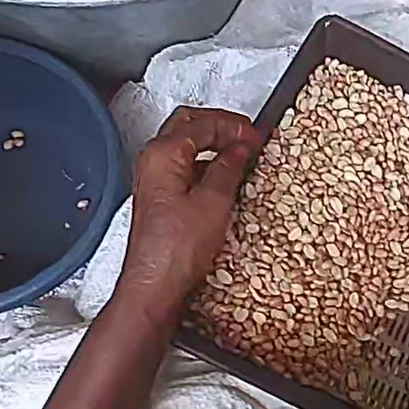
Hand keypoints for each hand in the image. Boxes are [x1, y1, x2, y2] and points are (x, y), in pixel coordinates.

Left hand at [118, 106, 261, 317]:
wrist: (156, 284)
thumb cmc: (176, 249)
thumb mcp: (214, 203)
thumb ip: (228, 169)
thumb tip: (239, 150)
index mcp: (163, 155)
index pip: (202, 124)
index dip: (233, 126)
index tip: (255, 135)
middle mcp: (153, 162)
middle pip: (187, 126)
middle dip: (219, 125)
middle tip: (246, 134)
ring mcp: (155, 180)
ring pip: (185, 146)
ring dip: (212, 144)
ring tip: (240, 153)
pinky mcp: (161, 199)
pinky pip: (185, 168)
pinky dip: (206, 165)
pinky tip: (224, 176)